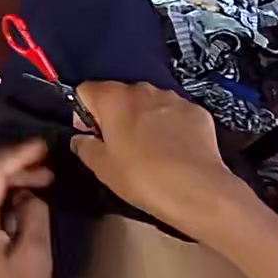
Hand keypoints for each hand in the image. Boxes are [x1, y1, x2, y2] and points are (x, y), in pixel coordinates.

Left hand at [0, 139, 54, 277]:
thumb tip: (30, 192)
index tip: (44, 145)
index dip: (18, 154)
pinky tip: (29, 191)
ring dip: (11, 173)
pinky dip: (6, 187)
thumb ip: (34, 211)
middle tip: (46, 160)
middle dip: (14, 160)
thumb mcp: (35, 252)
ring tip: (44, 176)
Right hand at [69, 82, 256, 240]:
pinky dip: (171, 125)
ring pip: (149, 102)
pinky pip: (175, 113)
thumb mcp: (103, 168)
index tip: (92, 136)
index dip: (83, 112)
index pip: (86, 90)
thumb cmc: (141, 177)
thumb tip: (80, 137)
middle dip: (116, 114)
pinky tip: (175, 150)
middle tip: (120, 146)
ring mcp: (173, 97)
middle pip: (120, 94)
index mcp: (114, 98)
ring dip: (144, 118)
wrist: (197, 188)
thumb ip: (84, 146)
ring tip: (151, 150)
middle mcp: (143, 89)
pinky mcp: (196, 110)